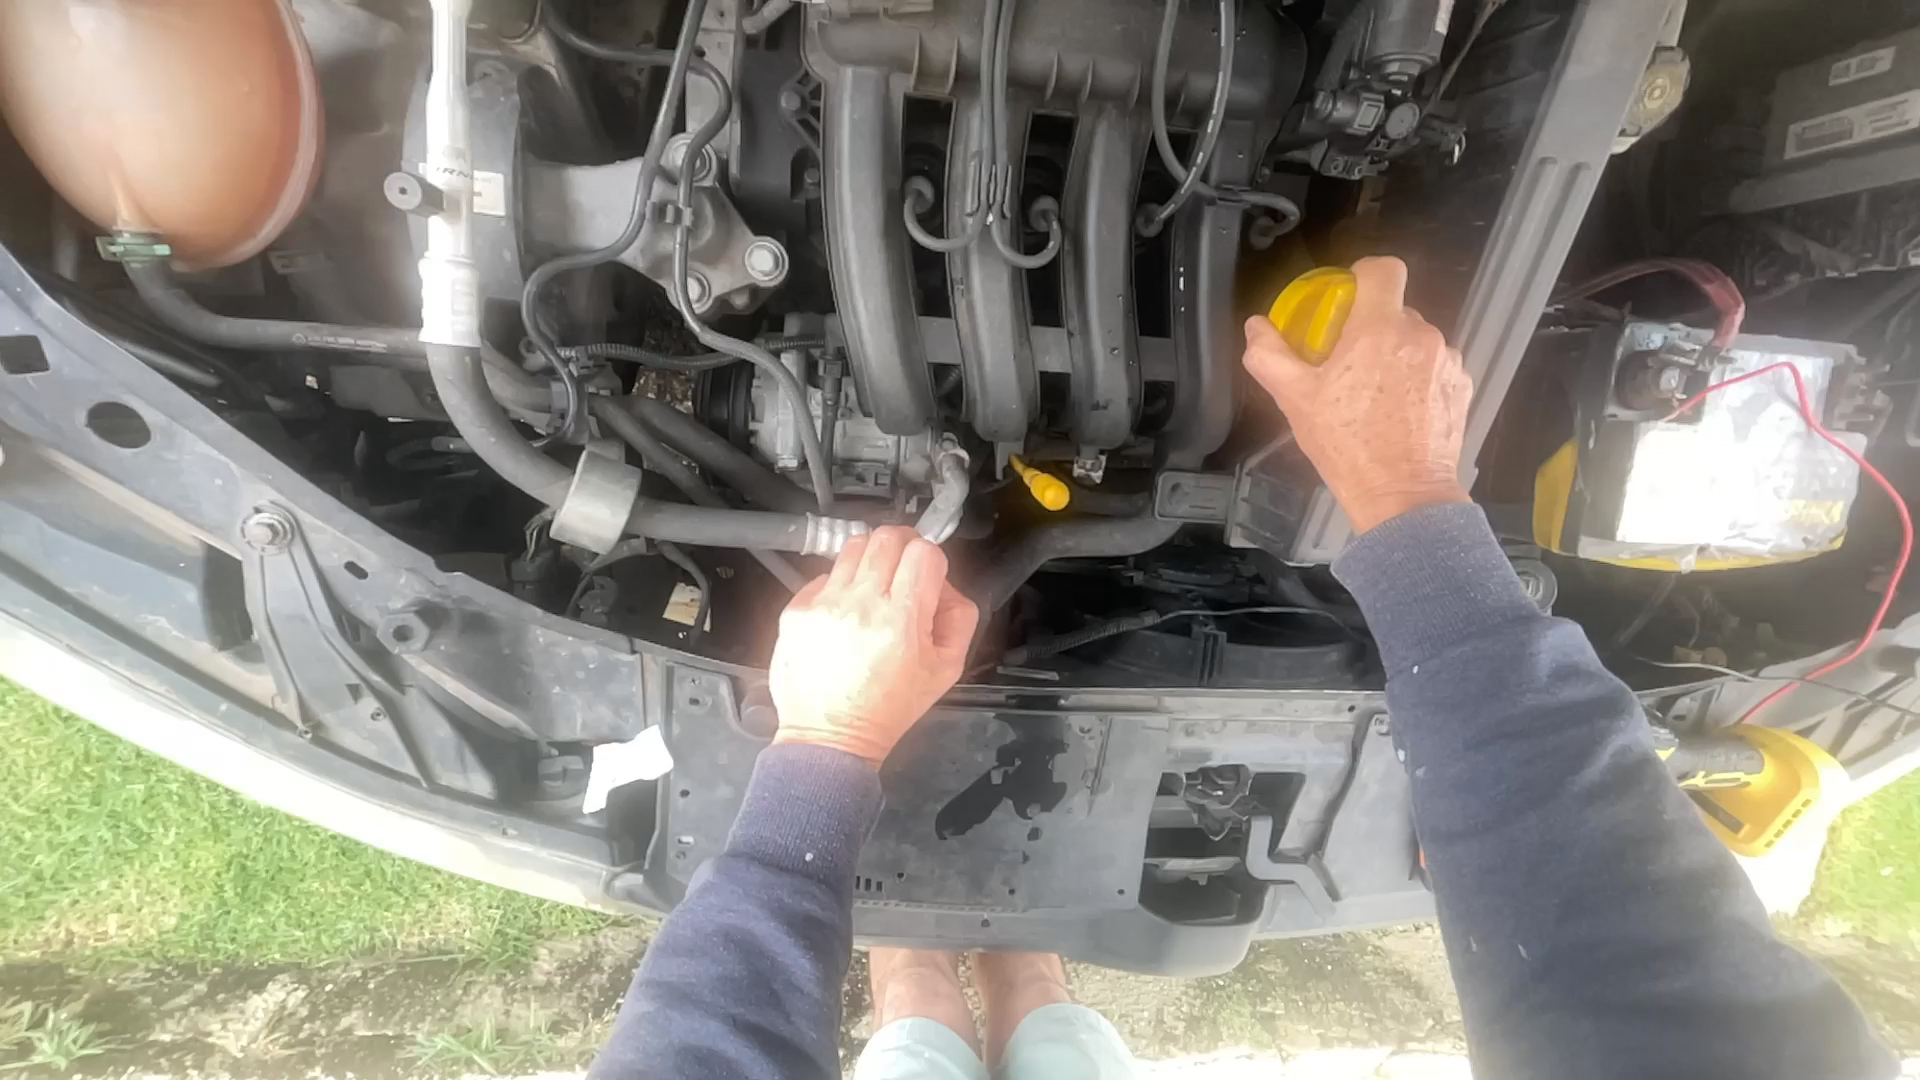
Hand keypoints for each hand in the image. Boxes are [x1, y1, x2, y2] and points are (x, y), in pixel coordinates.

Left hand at [769, 526, 979, 766]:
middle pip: (887, 537)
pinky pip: (824, 575)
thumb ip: (960, 617)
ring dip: (871, 559)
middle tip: (905, 568)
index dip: (932, 559)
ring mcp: (824, 604)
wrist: (830, 738)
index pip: (924, 552)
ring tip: (875, 588)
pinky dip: (840, 585)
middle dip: (903, 546)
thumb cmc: (887, 708)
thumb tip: (946, 585)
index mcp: (901, 619)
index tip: (928, 575)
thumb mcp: (947, 669)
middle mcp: (861, 604)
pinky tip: (846, 612)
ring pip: (853, 547)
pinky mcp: (796, 610)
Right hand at [1242, 256, 1473, 533]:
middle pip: (1394, 311)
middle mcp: (1420, 335)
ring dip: (1391, 356)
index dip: (1362, 275)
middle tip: (1343, 366)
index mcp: (1378, 329)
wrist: (1401, 492)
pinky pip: (1433, 367)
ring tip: (1369, 397)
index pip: (1383, 270)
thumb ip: (1270, 355)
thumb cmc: (1345, 443)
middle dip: (1368, 329)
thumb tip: (1256, 327)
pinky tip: (1394, 412)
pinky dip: (1413, 379)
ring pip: (1413, 341)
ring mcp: (1447, 360)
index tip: (1345, 296)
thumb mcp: (1294, 399)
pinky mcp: (1461, 386)